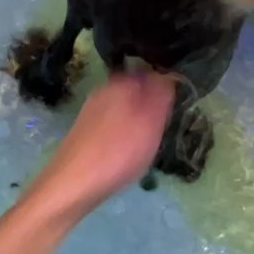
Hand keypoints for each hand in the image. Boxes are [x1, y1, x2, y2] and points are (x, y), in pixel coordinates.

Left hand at [28, 71, 177, 212]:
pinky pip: (115, 120)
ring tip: (150, 138)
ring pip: (127, 104)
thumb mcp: (152, 121)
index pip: (155, 71)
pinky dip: (125, 129)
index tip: (179, 103)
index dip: (170, 83)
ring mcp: (93, 107)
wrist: (74, 182)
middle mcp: (106, 88)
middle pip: (139, 87)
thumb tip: (170, 74)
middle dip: (154, 101)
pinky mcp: (86, 127)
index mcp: (124, 80)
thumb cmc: (119, 151)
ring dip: (140, 116)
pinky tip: (128, 148)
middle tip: (166, 123)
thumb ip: (162, 94)